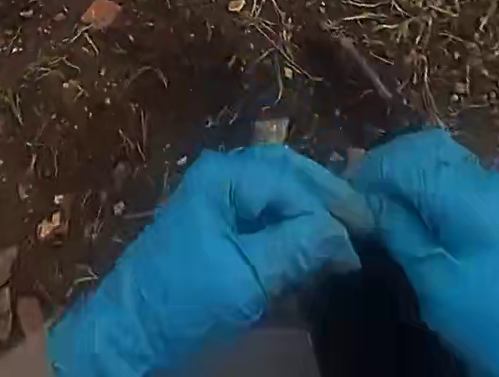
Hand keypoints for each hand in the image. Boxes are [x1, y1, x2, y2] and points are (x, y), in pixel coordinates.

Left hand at [49, 146, 369, 376]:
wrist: (132, 327)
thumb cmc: (183, 299)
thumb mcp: (243, 279)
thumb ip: (294, 251)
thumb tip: (344, 237)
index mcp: (223, 174)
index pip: (287, 180)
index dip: (326, 208)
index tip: (361, 241)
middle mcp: (224, 172)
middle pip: (286, 170)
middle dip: (326, 193)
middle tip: (366, 220)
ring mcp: (222, 192)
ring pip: (280, 185)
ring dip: (314, 203)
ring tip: (348, 225)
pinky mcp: (223, 217)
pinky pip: (267, 206)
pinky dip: (295, 217)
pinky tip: (316, 236)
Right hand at [351, 130, 498, 376]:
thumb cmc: (492, 321)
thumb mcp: (433, 281)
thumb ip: (395, 228)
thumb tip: (356, 197)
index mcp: (463, 190)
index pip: (400, 158)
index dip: (367, 174)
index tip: (344, 199)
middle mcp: (480, 174)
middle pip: (420, 144)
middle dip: (384, 163)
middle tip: (360, 196)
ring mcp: (495, 184)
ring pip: (437, 151)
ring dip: (405, 167)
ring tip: (384, 200)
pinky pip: (454, 167)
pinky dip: (427, 175)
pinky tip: (416, 203)